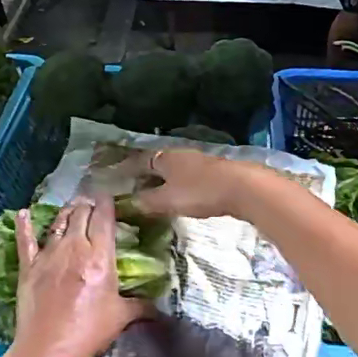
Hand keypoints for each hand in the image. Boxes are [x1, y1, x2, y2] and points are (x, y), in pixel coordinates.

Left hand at [13, 196, 153, 356]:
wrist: (49, 346)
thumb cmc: (89, 331)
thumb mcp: (121, 317)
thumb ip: (140, 306)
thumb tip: (160, 309)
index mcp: (99, 256)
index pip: (103, 219)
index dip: (106, 204)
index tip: (107, 197)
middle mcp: (74, 247)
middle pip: (81, 215)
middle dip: (87, 204)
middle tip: (91, 201)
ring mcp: (49, 254)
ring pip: (58, 222)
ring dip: (66, 211)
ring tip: (71, 205)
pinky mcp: (29, 265)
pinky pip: (25, 240)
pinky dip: (24, 225)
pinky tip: (23, 213)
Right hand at [128, 148, 262, 219]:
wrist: (243, 187)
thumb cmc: (200, 191)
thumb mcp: (168, 200)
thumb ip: (148, 201)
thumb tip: (130, 202)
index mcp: (164, 157)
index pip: (138, 161)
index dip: (126, 169)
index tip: (114, 177)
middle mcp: (179, 154)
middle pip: (156, 163)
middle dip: (144, 175)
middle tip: (132, 187)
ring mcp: (198, 161)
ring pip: (173, 170)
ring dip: (162, 180)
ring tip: (154, 194)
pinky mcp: (213, 171)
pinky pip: (187, 177)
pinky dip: (178, 185)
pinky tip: (181, 195)